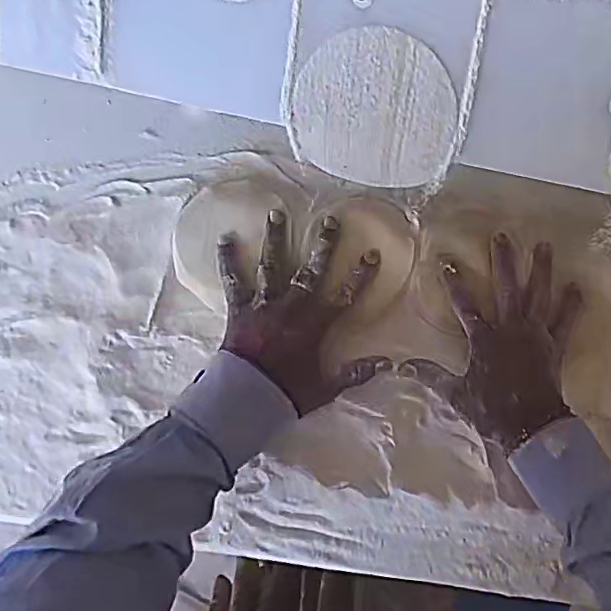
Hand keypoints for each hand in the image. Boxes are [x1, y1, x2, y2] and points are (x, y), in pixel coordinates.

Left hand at [218, 210, 389, 413]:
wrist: (245, 397)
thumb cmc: (287, 392)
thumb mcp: (326, 387)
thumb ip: (355, 373)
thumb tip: (386, 363)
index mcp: (314, 325)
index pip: (344, 295)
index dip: (360, 275)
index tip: (372, 254)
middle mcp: (291, 308)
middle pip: (311, 272)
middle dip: (322, 246)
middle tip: (329, 221)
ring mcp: (264, 305)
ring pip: (273, 266)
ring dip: (276, 240)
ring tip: (276, 213)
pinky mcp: (240, 309)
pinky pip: (234, 281)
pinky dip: (228, 260)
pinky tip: (225, 238)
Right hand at [404, 233, 583, 453]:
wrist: (528, 425)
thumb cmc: (491, 409)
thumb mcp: (456, 393)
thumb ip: (432, 375)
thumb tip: (403, 366)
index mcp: (484, 339)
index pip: (464, 306)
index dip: (454, 284)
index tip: (447, 261)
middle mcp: (510, 328)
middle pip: (506, 288)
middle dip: (503, 261)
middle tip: (503, 235)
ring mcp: (535, 334)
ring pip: (538, 295)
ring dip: (541, 270)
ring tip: (544, 245)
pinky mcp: (554, 345)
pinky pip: (565, 321)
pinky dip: (572, 304)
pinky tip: (577, 286)